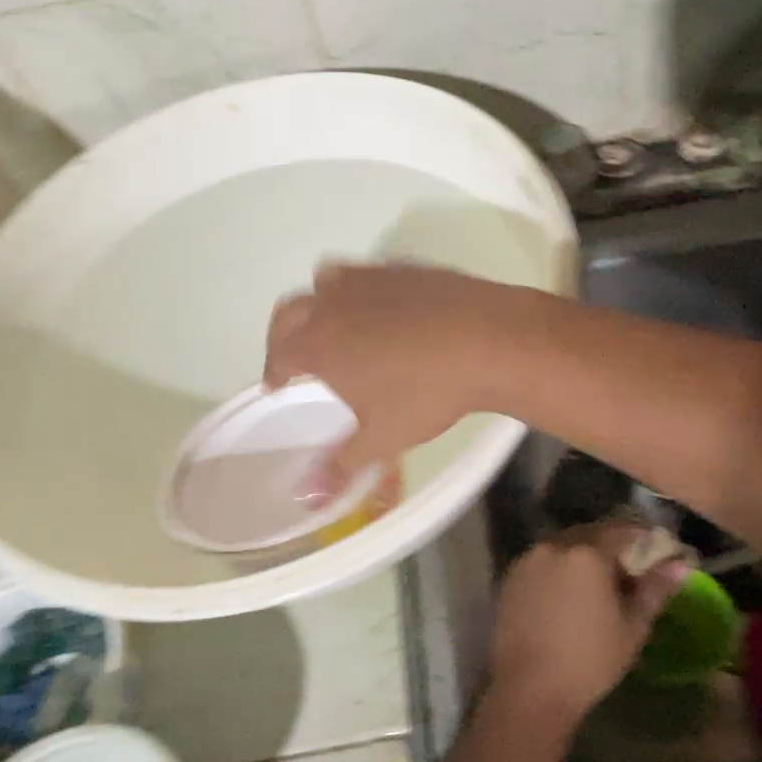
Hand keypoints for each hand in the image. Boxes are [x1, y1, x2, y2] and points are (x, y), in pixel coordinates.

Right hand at [265, 261, 538, 491]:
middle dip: (285, 334)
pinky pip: (370, 274)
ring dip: (322, 302)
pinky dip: (364, 291)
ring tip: (336, 325)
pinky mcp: (406, 267)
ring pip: (328, 281)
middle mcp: (335, 303)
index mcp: (318, 343)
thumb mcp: (383, 438)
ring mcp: (371, 279)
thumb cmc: (427, 393)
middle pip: (291, 310)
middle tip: (296, 355)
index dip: (273, 370)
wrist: (488, 340)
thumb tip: (309, 494)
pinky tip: (388, 312)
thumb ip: (342, 464)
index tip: (278, 385)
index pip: (278, 353)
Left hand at [488, 523, 689, 729]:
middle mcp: (555, 546)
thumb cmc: (590, 660)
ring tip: (596, 588)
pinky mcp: (510, 579)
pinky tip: (566, 598)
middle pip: (590, 535)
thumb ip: (655, 590)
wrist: (530, 689)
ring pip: (563, 547)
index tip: (654, 555)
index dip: (641, 539)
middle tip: (627, 574)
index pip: (621, 530)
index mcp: (587, 553)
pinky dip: (558, 570)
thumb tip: (680, 566)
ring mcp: (528, 561)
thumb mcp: (632, 627)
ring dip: (582, 557)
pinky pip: (543, 562)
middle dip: (610, 547)